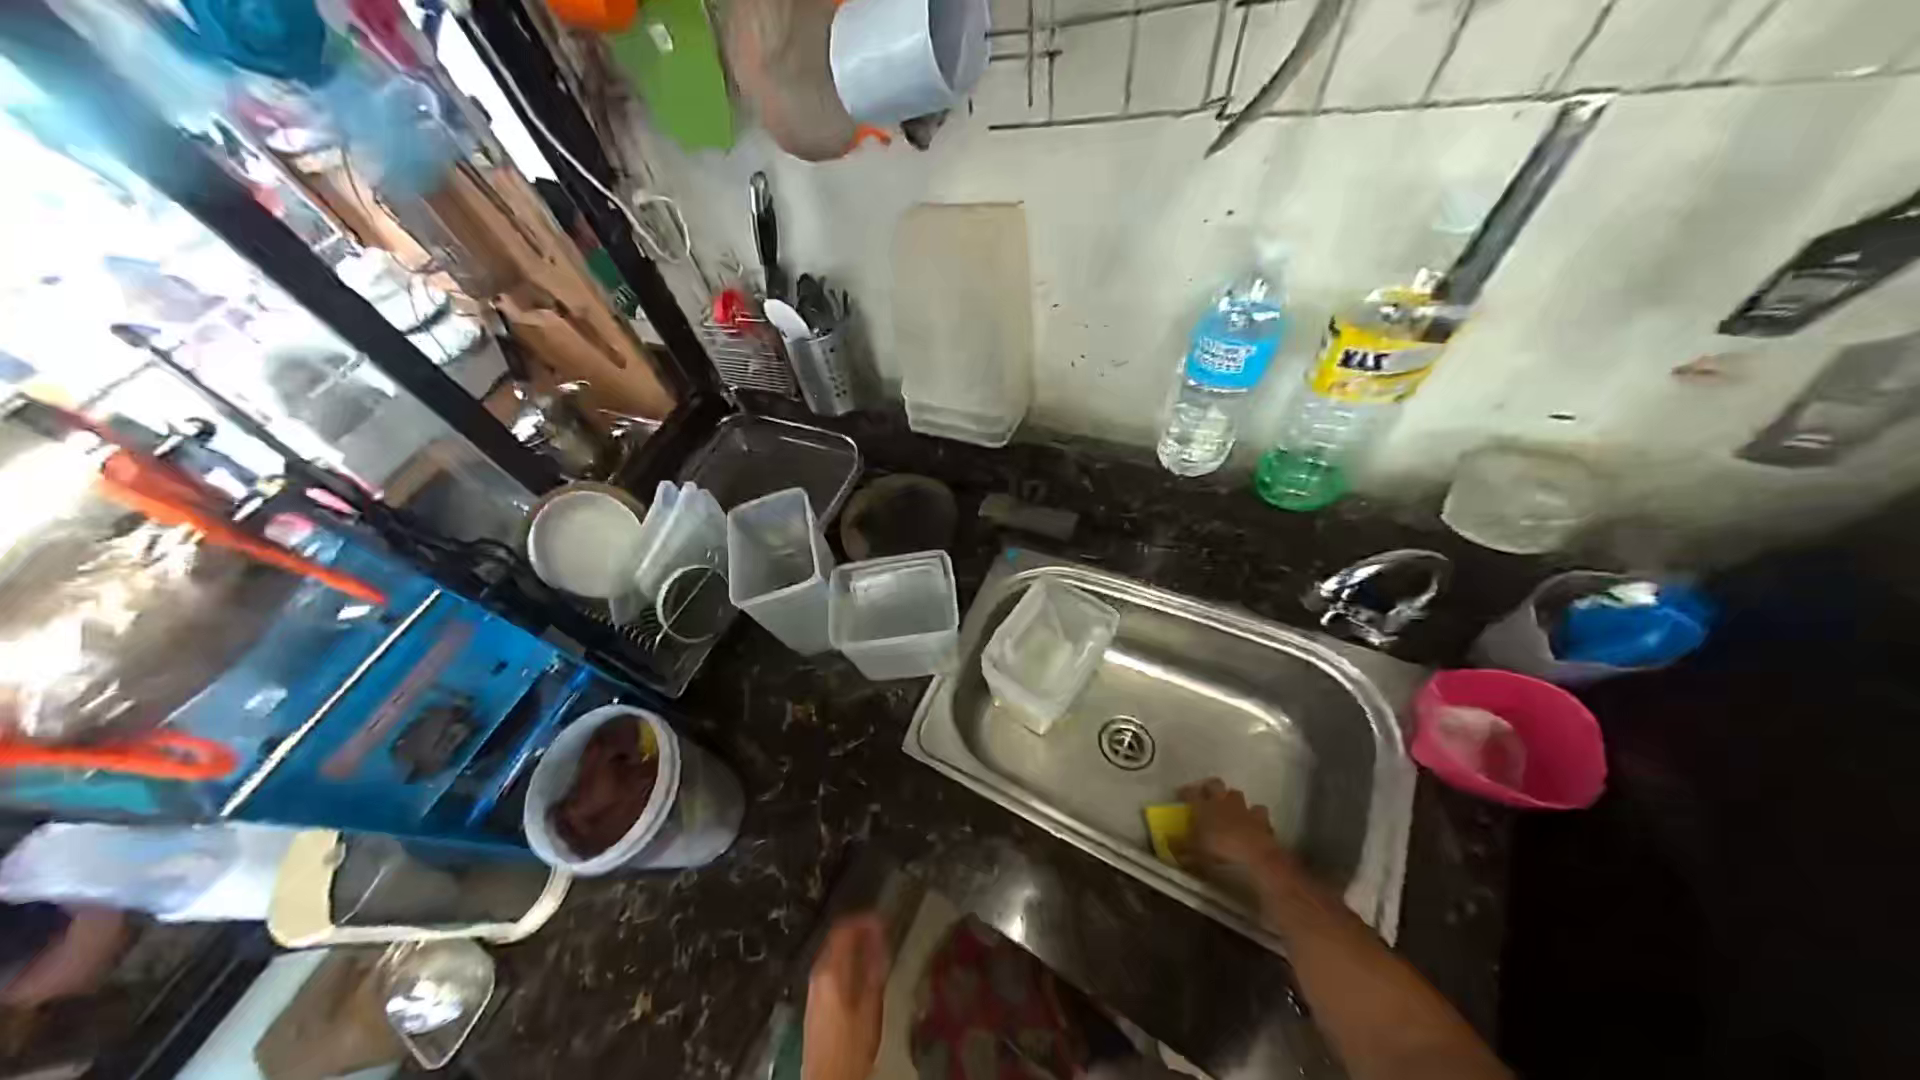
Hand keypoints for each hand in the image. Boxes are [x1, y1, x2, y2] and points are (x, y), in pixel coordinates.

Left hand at [802, 913, 889, 1079]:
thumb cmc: (851, 1048)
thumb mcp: (871, 1008)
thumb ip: (875, 970)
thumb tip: (881, 942)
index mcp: (831, 973)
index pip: (844, 930)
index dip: (863, 919)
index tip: (881, 919)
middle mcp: (817, 976)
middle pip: (836, 939)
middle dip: (859, 931)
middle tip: (880, 930)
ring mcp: (813, 989)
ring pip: (833, 954)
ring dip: (853, 946)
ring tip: (875, 948)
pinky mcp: (814, 1002)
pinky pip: (830, 968)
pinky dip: (847, 961)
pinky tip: (861, 972)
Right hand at [1177, 778, 1290, 872]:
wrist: (1255, 858)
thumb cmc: (1219, 853)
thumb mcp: (1194, 855)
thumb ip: (1181, 848)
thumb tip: (1169, 843)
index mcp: (1203, 808)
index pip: (1191, 792)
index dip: (1185, 792)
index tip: (1181, 794)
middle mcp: (1222, 802)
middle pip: (1215, 784)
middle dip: (1210, 787)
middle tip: (1206, 795)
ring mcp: (1243, 809)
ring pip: (1236, 794)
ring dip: (1232, 799)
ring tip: (1230, 807)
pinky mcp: (1261, 819)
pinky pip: (1258, 811)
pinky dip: (1255, 815)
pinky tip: (1253, 822)